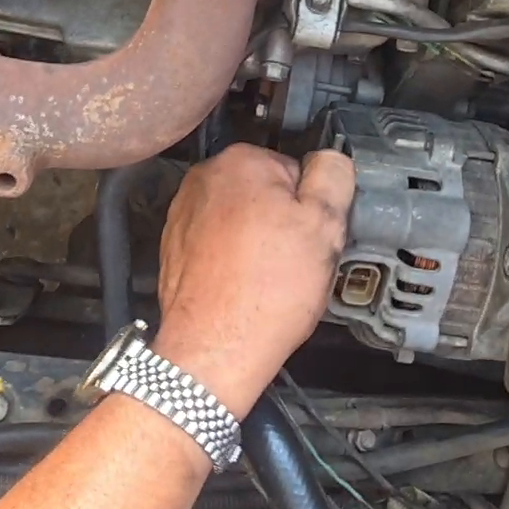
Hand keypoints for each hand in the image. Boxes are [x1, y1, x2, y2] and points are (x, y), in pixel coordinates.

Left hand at [151, 144, 354, 415]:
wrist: (214, 349)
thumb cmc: (266, 293)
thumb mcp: (325, 225)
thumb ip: (333, 176)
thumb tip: (331, 159)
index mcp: (242, 162)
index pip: (296, 171)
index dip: (311, 207)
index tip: (312, 235)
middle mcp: (205, 179)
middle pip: (266, 192)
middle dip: (282, 221)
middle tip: (294, 260)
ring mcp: (184, 213)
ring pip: (241, 218)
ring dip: (257, 240)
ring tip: (268, 277)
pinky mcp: (175, 247)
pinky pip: (217, 243)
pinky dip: (232, 259)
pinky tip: (245, 286)